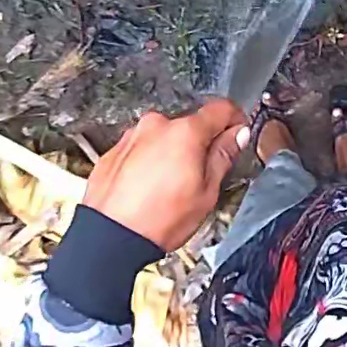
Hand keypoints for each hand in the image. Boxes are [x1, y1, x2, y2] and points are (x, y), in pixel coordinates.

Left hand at [83, 100, 246, 250]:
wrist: (108, 237)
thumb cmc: (158, 220)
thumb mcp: (205, 193)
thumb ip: (223, 157)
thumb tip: (236, 135)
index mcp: (186, 132)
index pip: (220, 109)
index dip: (235, 120)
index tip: (237, 132)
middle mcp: (158, 125)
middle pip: (191, 125)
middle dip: (200, 144)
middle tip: (202, 175)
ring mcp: (133, 135)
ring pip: (165, 137)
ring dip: (172, 153)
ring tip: (169, 189)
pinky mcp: (115, 149)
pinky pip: (142, 148)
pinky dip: (150, 162)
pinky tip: (148, 189)